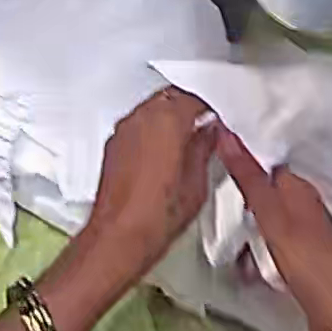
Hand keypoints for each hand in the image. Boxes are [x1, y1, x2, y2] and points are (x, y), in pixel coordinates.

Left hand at [80, 87, 219, 284]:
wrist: (119, 234)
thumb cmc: (158, 214)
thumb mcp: (197, 183)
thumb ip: (204, 148)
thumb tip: (209, 133)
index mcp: (167, 120)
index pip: (192, 97)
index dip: (208, 106)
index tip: (217, 117)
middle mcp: (143, 116)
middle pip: (169, 96)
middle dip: (187, 105)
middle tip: (204, 123)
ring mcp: (125, 127)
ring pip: (151, 106)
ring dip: (168, 114)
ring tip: (185, 137)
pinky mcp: (114, 141)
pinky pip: (137, 122)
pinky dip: (151, 127)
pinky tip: (162, 149)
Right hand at [216, 127, 331, 330]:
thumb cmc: (305, 258)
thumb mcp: (268, 212)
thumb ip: (246, 174)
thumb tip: (224, 131)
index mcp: (298, 185)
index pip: (264, 159)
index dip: (239, 158)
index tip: (213, 158)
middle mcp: (304, 202)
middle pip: (264, 188)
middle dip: (241, 196)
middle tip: (216, 199)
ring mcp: (306, 229)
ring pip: (266, 215)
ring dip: (248, 225)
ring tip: (229, 237)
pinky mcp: (305, 254)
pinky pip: (272, 239)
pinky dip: (259, 246)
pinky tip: (247, 261)